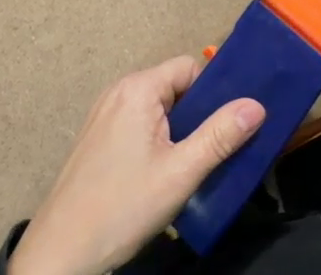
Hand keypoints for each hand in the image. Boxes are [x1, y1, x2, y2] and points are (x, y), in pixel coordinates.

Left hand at [9, 56, 265, 274]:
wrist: (63, 251)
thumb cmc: (124, 206)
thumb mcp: (181, 172)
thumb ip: (220, 136)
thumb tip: (257, 104)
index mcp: (138, 88)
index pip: (190, 68)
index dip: (214, 92)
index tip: (231, 123)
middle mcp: (119, 92)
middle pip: (174, 88)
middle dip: (198, 115)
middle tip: (218, 148)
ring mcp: (104, 115)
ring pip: (158, 110)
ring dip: (179, 132)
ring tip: (195, 164)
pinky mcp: (97, 139)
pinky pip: (139, 126)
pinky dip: (158, 142)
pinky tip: (165, 174)